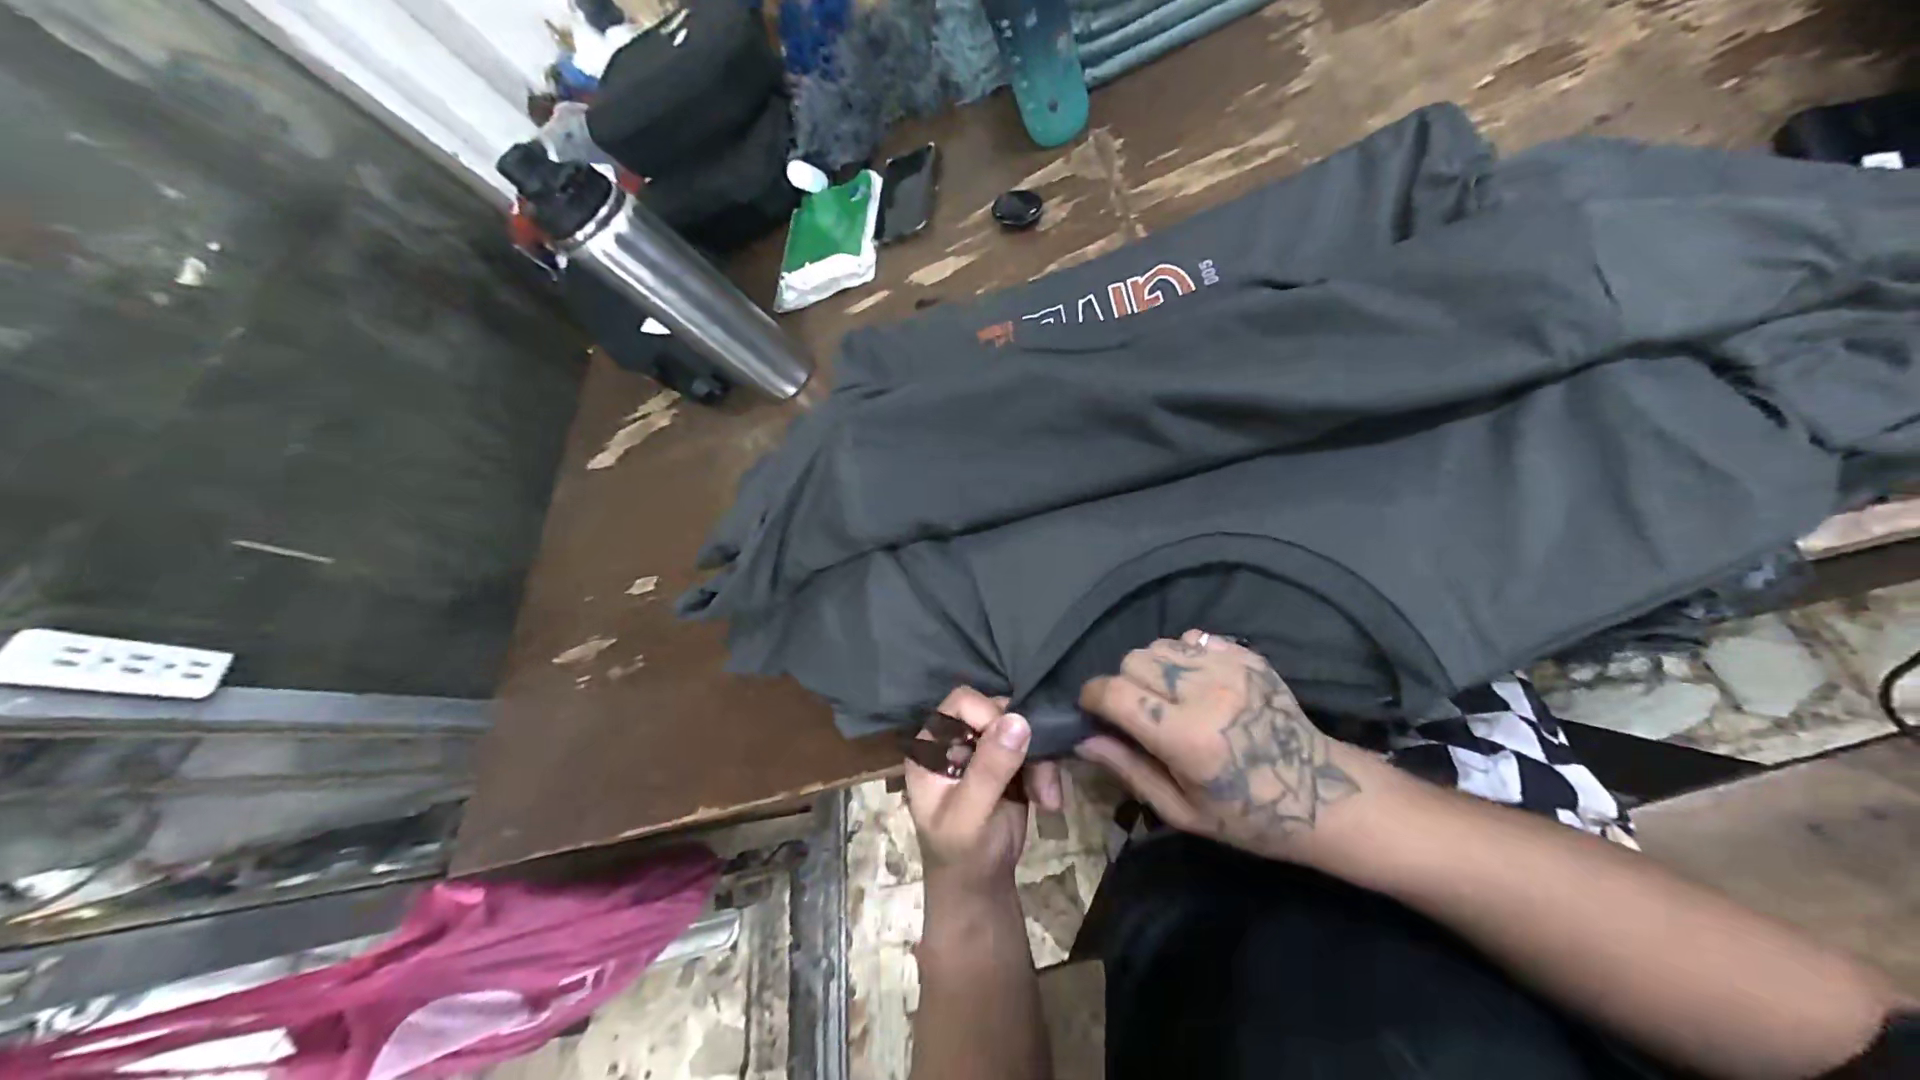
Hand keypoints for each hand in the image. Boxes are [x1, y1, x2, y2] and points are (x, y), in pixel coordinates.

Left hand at [904, 687, 1056, 896]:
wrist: (981, 884)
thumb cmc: (961, 851)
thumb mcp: (969, 815)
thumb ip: (989, 769)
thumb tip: (1017, 720)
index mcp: (932, 746)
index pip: (961, 703)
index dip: (988, 715)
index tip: (1010, 742)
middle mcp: (957, 739)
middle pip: (996, 710)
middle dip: (1022, 740)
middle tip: (1039, 772)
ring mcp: (986, 748)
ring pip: (1022, 728)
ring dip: (1041, 760)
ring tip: (1047, 798)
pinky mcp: (1012, 761)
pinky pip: (1036, 748)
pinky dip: (1047, 771)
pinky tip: (1049, 801)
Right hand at [1076, 630, 1364, 860]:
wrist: (1323, 795)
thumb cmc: (1246, 815)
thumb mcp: (1180, 810)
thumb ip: (1128, 769)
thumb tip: (1083, 739)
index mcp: (1186, 737)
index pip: (1115, 693)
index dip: (1092, 697)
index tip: (1092, 711)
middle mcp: (1205, 693)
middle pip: (1133, 661)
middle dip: (1122, 683)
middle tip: (1135, 712)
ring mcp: (1230, 669)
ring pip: (1160, 645)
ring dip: (1151, 668)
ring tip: (1166, 696)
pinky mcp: (1247, 657)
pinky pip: (1192, 638)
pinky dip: (1182, 656)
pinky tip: (1195, 684)